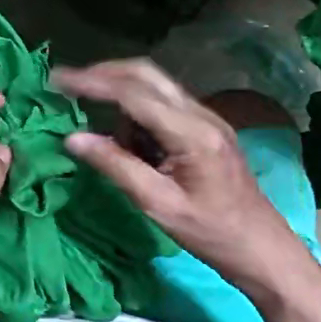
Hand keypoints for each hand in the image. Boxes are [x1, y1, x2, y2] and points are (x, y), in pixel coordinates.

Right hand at [52, 59, 302, 292]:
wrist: (263, 248)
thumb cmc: (211, 234)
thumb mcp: (158, 205)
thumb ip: (115, 166)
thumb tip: (72, 138)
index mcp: (191, 132)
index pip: (133, 93)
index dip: (92, 82)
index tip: (58, 80)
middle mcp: (201, 113)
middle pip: (145, 73)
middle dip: (104, 73)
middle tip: (68, 84)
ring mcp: (206, 117)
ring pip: (154, 85)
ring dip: (121, 94)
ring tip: (102, 132)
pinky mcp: (206, 126)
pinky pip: (164, 102)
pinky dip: (137, 109)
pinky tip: (127, 139)